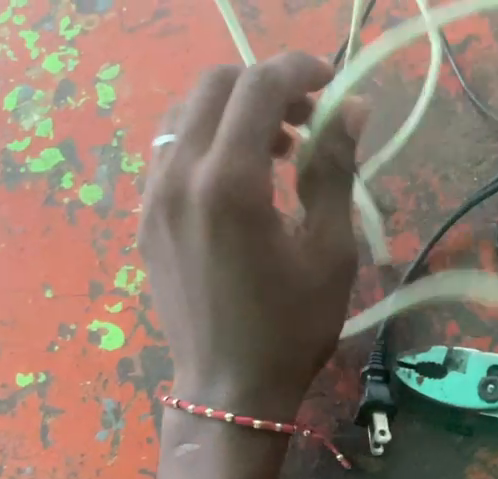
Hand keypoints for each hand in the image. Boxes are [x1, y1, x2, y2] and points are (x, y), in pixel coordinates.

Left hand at [141, 53, 369, 417]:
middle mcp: (179, 176)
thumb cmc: (291, 330)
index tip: (330, 83)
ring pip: (185, 116)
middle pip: (213, 87)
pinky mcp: (146, 222)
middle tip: (305, 120)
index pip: (257, 86)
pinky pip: (169, 154)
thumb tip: (350, 109)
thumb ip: (335, 172)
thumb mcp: (330, 255)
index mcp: (230, 182)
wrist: (230, 390)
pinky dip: (205, 145)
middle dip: (263, 86)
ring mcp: (153, 198)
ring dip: (232, 114)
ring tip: (275, 152)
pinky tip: (238, 184)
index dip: (298, 70)